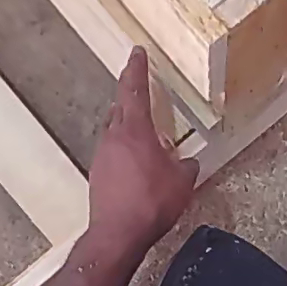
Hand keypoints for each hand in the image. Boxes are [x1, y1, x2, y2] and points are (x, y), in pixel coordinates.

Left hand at [87, 49, 197, 257]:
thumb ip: (186, 166)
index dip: (137, 69)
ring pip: (114, 131)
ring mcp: (102, 157)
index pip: (135, 90)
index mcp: (135, 131)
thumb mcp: (182, 182)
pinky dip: (125, 152)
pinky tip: (137, 166)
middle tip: (139, 89)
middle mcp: (113, 138)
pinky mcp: (99, 175)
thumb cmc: (152, 202)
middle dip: (130, 96)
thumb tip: (188, 162)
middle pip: (120, 107)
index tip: (137, 52)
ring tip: (144, 133)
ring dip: (127, 127)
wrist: (119, 233)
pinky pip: (113, 154)